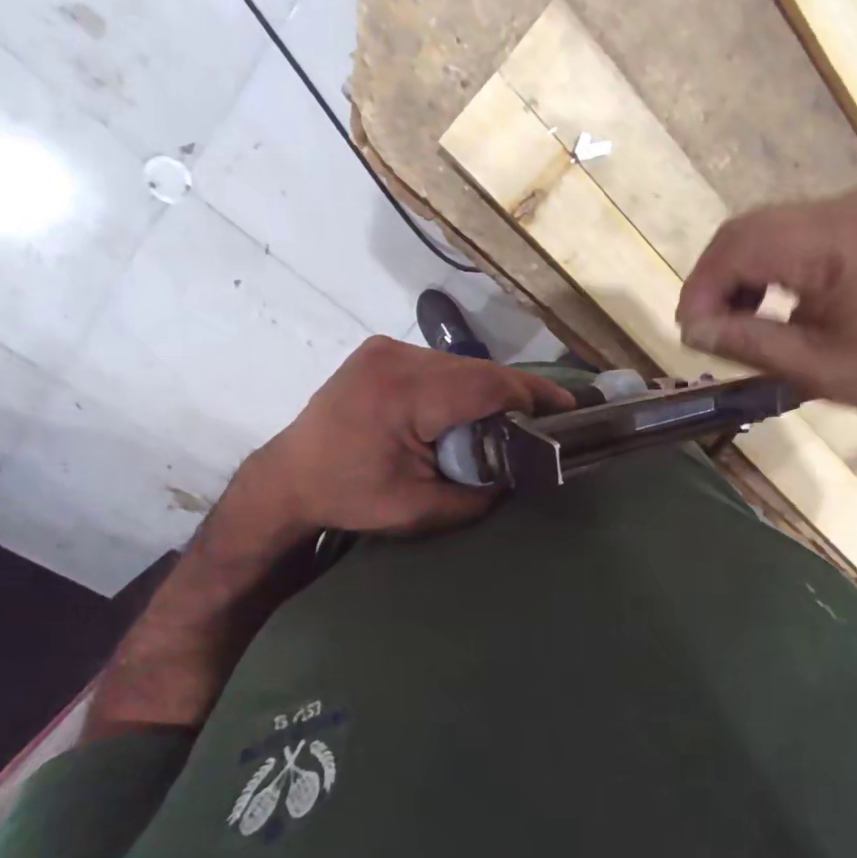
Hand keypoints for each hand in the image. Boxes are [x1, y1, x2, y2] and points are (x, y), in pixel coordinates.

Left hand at [236, 336, 573, 536]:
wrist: (290, 477)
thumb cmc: (349, 497)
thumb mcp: (418, 509)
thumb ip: (477, 493)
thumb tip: (519, 475)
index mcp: (402, 395)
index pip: (486, 385)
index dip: (532, 398)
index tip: (567, 413)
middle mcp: (395, 358)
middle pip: (478, 371)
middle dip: (515, 396)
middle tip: (548, 421)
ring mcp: (385, 348)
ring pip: (461, 365)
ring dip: (489, 390)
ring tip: (513, 419)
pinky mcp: (380, 350)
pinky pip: (439, 365)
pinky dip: (462, 385)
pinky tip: (471, 409)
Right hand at [674, 192, 856, 412]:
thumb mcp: (817, 367)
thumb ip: (747, 343)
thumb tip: (691, 331)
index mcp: (838, 241)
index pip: (740, 247)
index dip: (701, 287)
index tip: (687, 332)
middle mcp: (846, 208)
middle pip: (749, 227)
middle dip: (714, 277)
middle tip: (703, 326)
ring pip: (768, 225)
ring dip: (739, 269)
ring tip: (735, 318)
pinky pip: (796, 230)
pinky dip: (769, 262)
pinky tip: (771, 300)